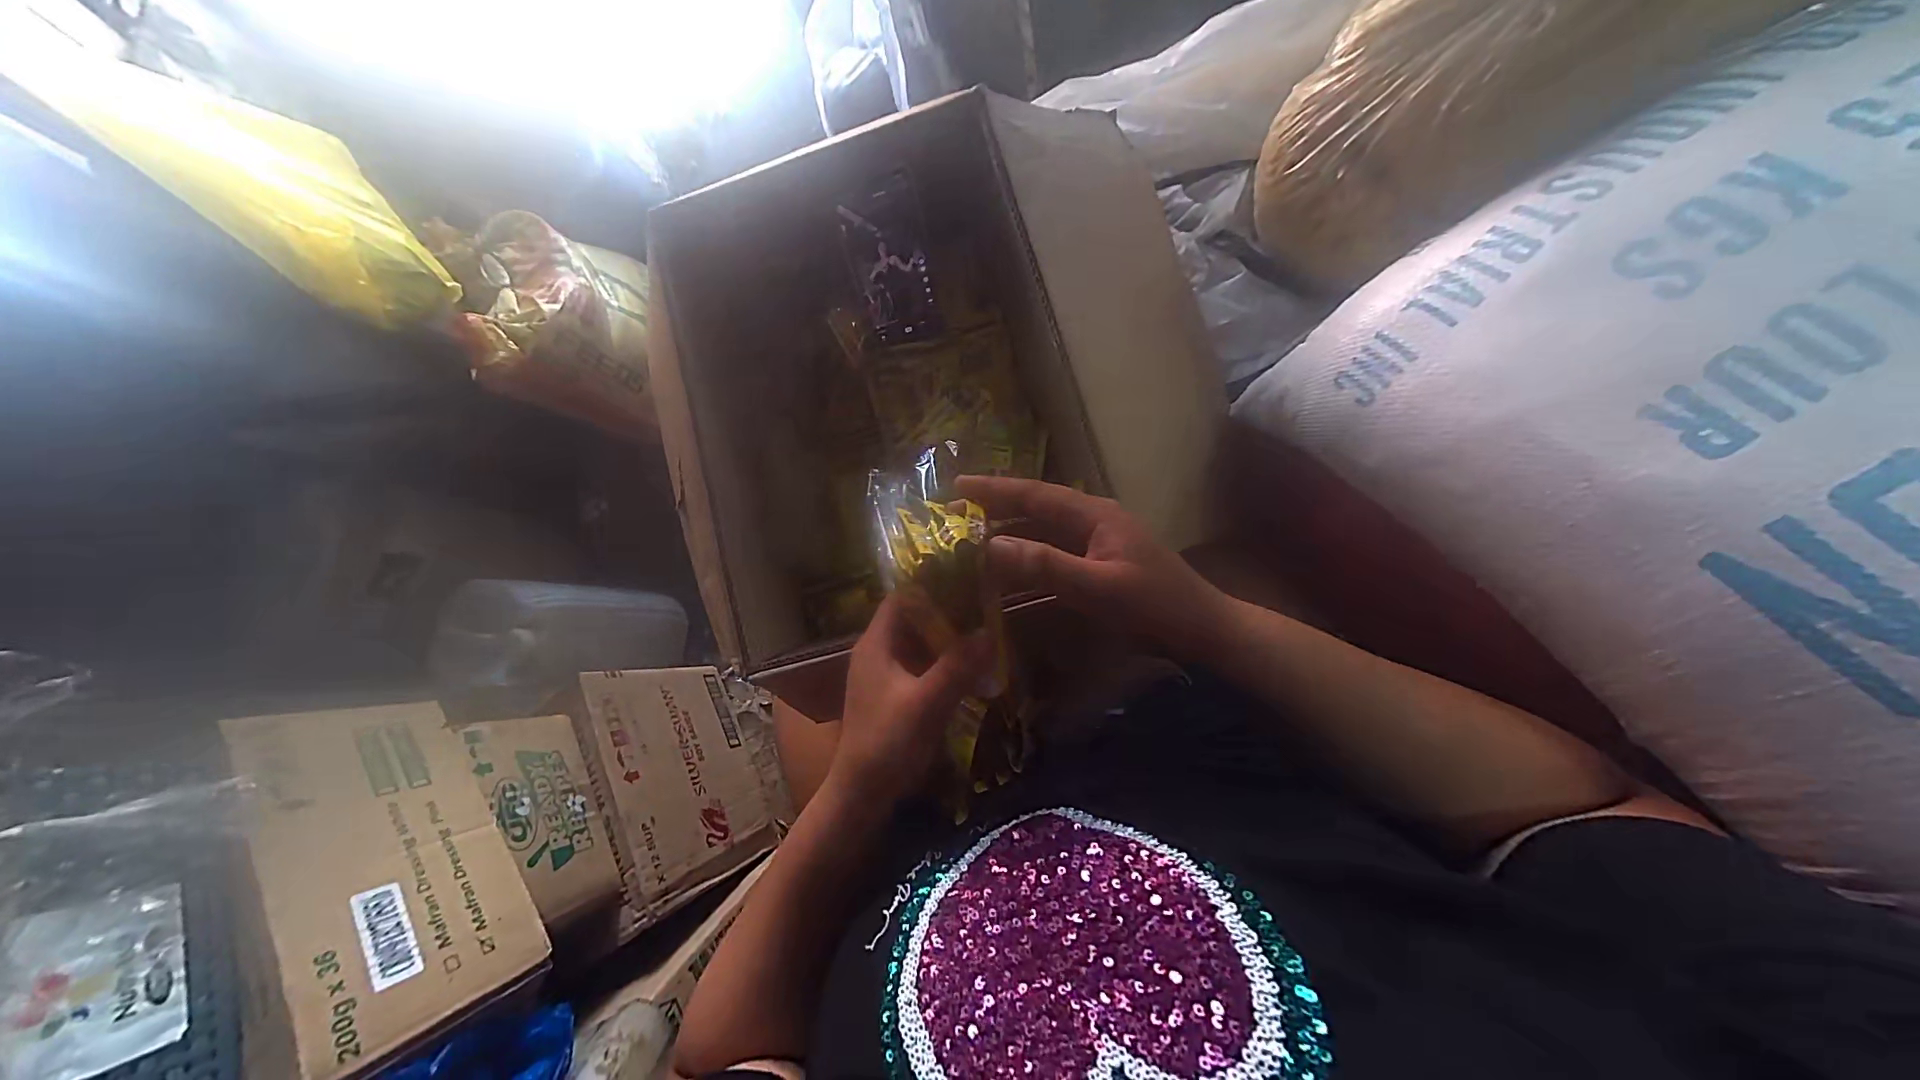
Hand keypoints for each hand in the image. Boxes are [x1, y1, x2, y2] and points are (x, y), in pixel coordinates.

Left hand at [830, 594, 992, 804]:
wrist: (861, 793)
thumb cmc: (888, 742)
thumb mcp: (927, 702)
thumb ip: (957, 666)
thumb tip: (989, 631)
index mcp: (876, 644)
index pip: (902, 597)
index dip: (932, 585)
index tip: (967, 581)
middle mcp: (877, 652)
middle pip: (913, 618)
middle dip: (947, 612)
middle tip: (984, 606)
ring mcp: (884, 674)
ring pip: (918, 643)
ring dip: (946, 639)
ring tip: (982, 631)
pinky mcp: (892, 695)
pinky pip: (920, 666)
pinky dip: (942, 662)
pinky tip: (968, 667)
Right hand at [955, 476, 1228, 659]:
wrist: (1203, 630)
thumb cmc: (1156, 604)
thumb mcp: (1099, 586)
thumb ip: (1045, 565)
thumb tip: (990, 546)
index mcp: (1094, 515)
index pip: (1035, 494)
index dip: (995, 489)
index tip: (956, 485)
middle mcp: (1091, 524)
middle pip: (1034, 513)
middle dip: (994, 516)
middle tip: (951, 522)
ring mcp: (1094, 548)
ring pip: (1040, 540)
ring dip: (1006, 546)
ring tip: (965, 553)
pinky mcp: (1096, 571)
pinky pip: (1051, 565)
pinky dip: (1025, 572)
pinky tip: (1001, 588)